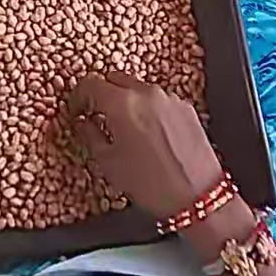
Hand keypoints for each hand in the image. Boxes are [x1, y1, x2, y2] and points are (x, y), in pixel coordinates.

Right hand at [67, 71, 223, 218]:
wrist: (198, 196)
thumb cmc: (151, 183)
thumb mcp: (109, 163)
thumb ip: (90, 135)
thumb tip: (83, 122)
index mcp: (122, 104)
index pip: (90, 84)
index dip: (78, 96)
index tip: (76, 110)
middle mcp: (146, 93)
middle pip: (114, 79)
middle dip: (102, 94)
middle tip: (95, 115)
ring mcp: (168, 98)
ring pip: (138, 88)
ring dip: (126, 101)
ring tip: (123, 127)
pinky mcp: (185, 107)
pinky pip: (158, 99)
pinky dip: (147, 109)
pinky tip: (148, 133)